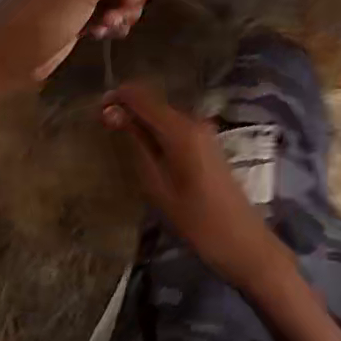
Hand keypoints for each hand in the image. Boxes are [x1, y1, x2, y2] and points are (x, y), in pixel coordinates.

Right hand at [102, 83, 288, 288]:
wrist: (244, 244)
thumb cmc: (197, 221)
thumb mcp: (157, 184)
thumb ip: (135, 143)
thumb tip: (112, 112)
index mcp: (181, 129)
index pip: (141, 95)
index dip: (116, 97)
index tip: (95, 111)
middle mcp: (194, 121)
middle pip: (153, 102)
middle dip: (126, 108)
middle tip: (102, 127)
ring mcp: (204, 131)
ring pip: (163, 114)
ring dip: (140, 120)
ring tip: (118, 139)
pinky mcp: (207, 144)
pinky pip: (174, 126)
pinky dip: (155, 130)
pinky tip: (144, 149)